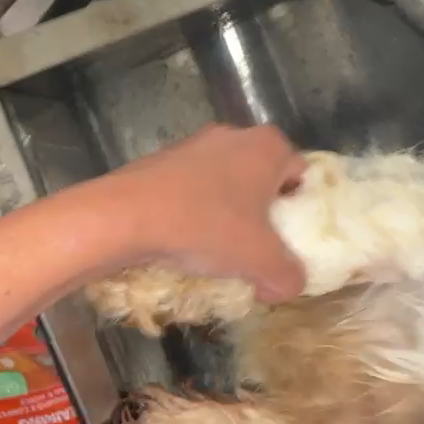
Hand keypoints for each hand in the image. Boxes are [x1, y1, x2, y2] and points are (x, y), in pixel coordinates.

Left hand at [95, 125, 309, 299]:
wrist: (123, 216)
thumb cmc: (204, 227)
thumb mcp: (259, 261)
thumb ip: (286, 276)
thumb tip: (285, 287)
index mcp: (267, 146)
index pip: (300, 174)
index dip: (298, 209)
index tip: (286, 240)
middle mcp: (230, 136)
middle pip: (258, 178)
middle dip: (257, 212)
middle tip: (251, 248)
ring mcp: (188, 146)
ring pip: (218, 183)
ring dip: (219, 212)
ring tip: (211, 249)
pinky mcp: (154, 163)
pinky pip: (184, 190)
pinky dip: (186, 212)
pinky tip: (177, 240)